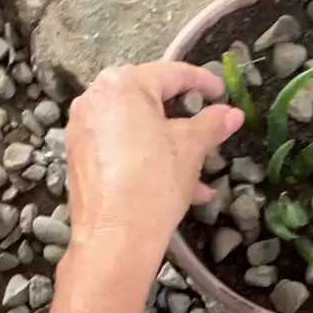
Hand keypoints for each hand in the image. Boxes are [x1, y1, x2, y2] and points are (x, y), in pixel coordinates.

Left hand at [62, 62, 242, 271]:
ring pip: (137, 130)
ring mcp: (83, 130)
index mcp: (122, 85)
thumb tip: (232, 114)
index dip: (203, 82)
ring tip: (199, 173)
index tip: (222, 93)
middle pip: (150, 102)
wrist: (115, 239)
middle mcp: (95, 99)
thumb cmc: (153, 184)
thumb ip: (212, 124)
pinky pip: (121, 150)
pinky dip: (148, 161)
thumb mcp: (191, 149)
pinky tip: (176, 188)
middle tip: (209, 134)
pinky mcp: (80, 159)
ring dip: (170, 147)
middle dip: (184, 121)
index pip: (172, 74)